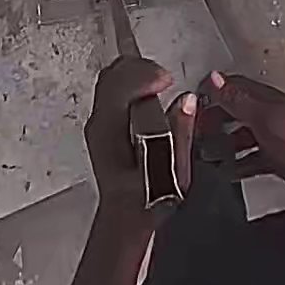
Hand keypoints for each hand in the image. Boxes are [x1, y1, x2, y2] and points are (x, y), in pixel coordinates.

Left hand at [85, 56, 195, 222]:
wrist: (127, 215)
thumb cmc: (148, 198)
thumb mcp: (173, 171)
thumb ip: (180, 133)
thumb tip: (187, 102)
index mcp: (111, 134)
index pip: (121, 87)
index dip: (146, 76)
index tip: (167, 81)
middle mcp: (99, 125)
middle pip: (113, 76)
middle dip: (141, 68)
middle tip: (164, 78)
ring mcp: (98, 123)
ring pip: (110, 79)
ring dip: (136, 72)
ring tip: (158, 79)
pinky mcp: (103, 123)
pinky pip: (112, 88)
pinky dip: (131, 79)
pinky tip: (147, 87)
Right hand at [206, 71, 284, 201]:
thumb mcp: (265, 120)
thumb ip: (238, 100)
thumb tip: (215, 78)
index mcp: (265, 99)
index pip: (232, 87)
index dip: (211, 92)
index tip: (192, 104)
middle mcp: (270, 113)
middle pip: (235, 110)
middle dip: (214, 118)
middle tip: (195, 132)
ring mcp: (276, 135)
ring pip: (243, 134)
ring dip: (224, 142)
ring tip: (206, 154)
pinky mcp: (281, 157)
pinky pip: (253, 156)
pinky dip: (239, 162)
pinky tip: (230, 172)